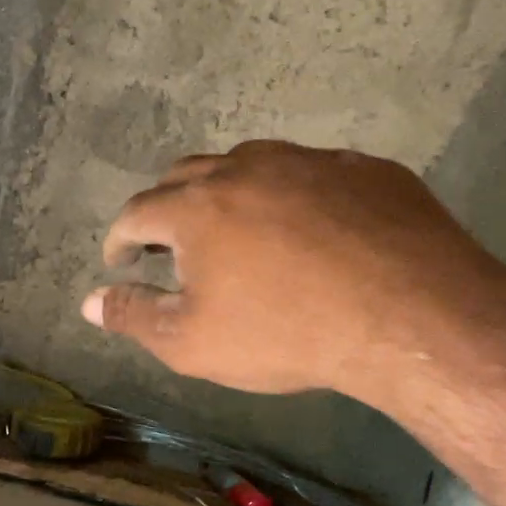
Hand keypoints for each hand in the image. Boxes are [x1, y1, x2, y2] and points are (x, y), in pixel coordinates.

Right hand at [83, 140, 505, 400]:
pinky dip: (283, 194)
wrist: (416, 319)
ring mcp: (313, 163)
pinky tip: (297, 232)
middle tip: (167, 245)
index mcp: (197, 209)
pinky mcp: (368, 170)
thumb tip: (89, 301)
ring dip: (222, 193)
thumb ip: (132, 315)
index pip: (135, 212)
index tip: (120, 263)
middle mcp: (248, 170)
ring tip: (229, 231)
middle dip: (164, 207)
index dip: (119, 239)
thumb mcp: (189, 342)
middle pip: (185, 173)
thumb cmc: (285, 334)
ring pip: (247, 163)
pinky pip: (306, 171)